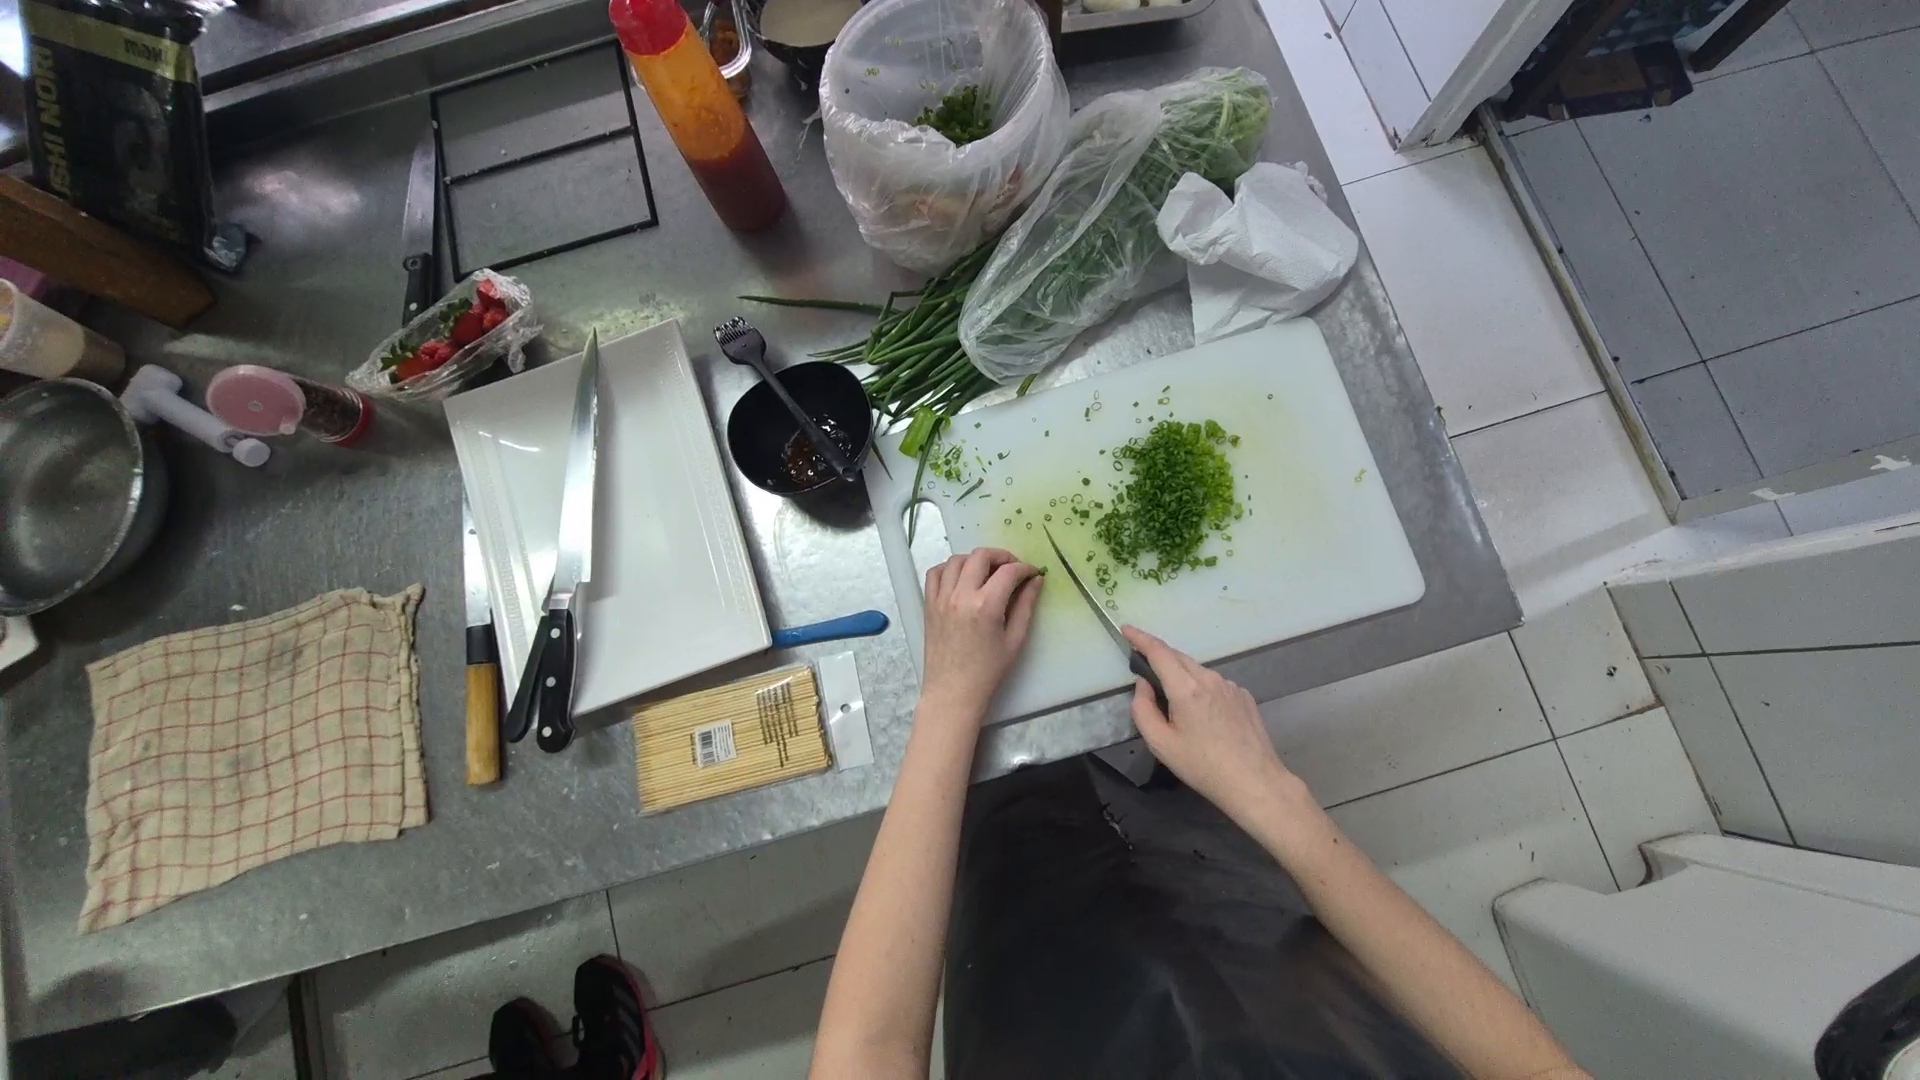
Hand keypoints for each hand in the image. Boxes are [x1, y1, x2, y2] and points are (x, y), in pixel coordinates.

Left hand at [920, 548, 1043, 718]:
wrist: (953, 691)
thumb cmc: (988, 671)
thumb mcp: (1015, 640)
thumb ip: (1026, 605)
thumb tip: (1036, 581)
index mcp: (986, 606)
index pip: (1009, 572)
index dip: (1025, 568)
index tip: (1032, 573)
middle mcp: (961, 596)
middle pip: (981, 556)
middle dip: (1001, 556)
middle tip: (1012, 568)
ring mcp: (941, 598)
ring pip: (956, 559)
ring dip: (975, 560)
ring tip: (987, 572)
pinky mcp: (929, 604)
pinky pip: (935, 573)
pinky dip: (949, 568)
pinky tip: (961, 578)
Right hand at [1123, 626, 1299, 827]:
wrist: (1255, 783)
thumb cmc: (1203, 767)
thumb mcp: (1160, 744)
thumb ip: (1143, 709)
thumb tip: (1143, 684)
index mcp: (1186, 689)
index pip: (1159, 651)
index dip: (1140, 638)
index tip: (1126, 629)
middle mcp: (1209, 679)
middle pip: (1178, 657)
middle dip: (1158, 655)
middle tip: (1143, 666)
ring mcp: (1230, 686)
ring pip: (1197, 670)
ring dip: (1181, 675)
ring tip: (1175, 702)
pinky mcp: (1243, 696)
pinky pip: (1214, 683)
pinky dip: (1201, 688)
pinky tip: (1203, 715)